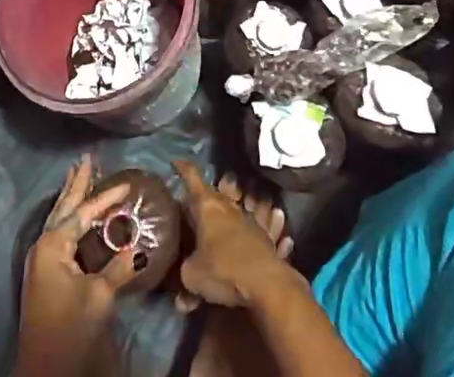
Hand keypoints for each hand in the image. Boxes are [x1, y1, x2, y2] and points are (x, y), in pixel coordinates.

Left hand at [19, 155, 135, 348]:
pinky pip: (59, 233)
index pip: (83, 213)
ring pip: (58, 219)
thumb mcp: (100, 296)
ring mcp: (41, 262)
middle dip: (76, 184)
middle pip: (63, 208)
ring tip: (77, 175)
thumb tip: (137, 247)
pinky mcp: (45, 275)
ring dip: (70, 198)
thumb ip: (118, 267)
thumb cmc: (71, 328)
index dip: (105, 198)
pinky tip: (74, 216)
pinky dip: (69, 218)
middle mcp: (43, 247)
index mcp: (53, 246)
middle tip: (86, 159)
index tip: (126, 184)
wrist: (45, 371)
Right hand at [173, 161, 303, 308]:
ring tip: (243, 199)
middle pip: (218, 194)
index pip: (193, 181)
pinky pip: (268, 225)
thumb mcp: (192, 275)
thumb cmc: (222, 270)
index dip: (183, 170)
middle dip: (209, 193)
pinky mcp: (268, 238)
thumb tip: (182, 292)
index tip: (176, 161)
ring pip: (246, 205)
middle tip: (199, 198)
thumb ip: (185, 274)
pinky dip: (272, 221)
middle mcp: (230, 208)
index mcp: (208, 208)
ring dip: (243, 202)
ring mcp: (252, 221)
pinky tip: (277, 216)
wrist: (265, 283)